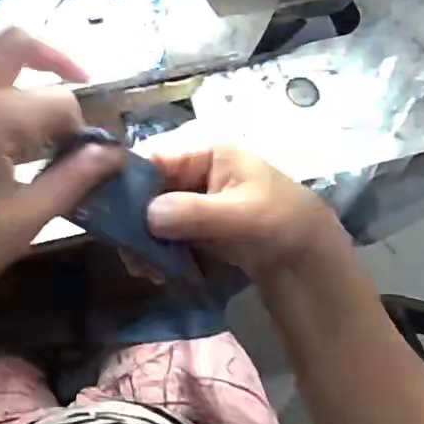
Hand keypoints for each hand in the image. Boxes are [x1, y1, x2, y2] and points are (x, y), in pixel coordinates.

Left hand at [0, 29, 122, 342]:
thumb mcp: (24, 221)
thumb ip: (74, 179)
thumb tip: (113, 153)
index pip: (57, 100)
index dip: (81, 126)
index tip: (91, 156)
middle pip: (17, 41)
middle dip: (58, 56)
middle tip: (84, 85)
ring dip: (20, 57)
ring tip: (45, 90)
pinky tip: (5, 115)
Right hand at [146, 144, 355, 283]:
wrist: (310, 260)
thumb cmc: (282, 222)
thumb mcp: (243, 214)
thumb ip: (196, 212)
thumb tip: (150, 215)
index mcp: (206, 152)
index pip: (155, 157)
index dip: (129, 181)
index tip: (113, 214)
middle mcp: (192, 170)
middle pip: (146, 187)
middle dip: (134, 219)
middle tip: (130, 253)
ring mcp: (191, 199)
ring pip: (149, 213)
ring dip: (142, 240)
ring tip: (145, 269)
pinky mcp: (191, 226)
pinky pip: (161, 233)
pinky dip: (155, 251)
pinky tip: (155, 271)